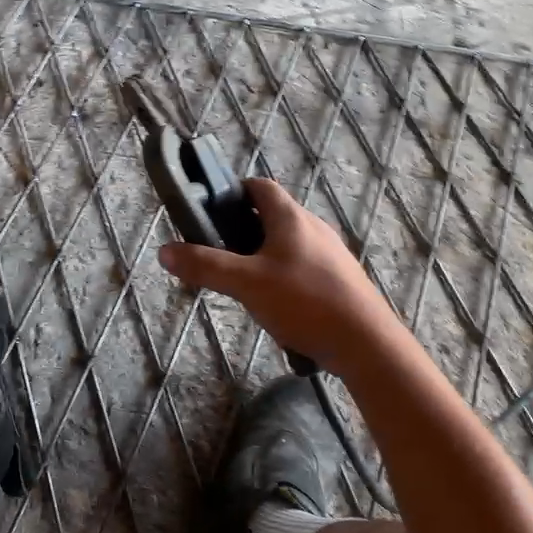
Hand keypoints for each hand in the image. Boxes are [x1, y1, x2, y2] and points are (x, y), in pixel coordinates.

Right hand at [157, 178, 392, 371]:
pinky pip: (306, 267)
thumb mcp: (245, 284)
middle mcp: (314, 228)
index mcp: (291, 218)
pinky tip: (278, 306)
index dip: (233, 192)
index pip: (259, 186)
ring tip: (245, 283)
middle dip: (244, 229)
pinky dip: (286, 277)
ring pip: (289, 244)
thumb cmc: (304, 302)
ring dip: (264, 255)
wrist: (369, 346)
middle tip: (220, 252)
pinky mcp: (343, 282)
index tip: (211, 211)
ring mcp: (332, 255)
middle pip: (273, 216)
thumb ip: (204, 266)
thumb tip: (164, 251)